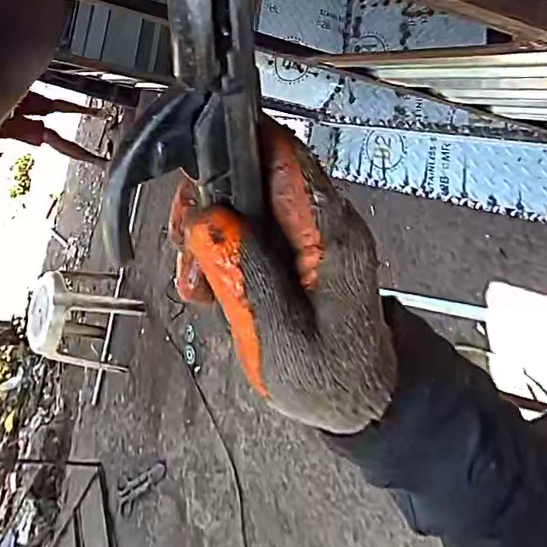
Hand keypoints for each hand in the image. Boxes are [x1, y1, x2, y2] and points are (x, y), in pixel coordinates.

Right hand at [169, 118, 395, 432]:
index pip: (284, 153)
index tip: (195, 164)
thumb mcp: (280, 337)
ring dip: (208, 228)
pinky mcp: (291, 242)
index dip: (237, 143)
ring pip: (240, 196)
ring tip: (199, 276)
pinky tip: (211, 282)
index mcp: (328, 231)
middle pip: (252, 170)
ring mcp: (305, 228)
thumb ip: (244, 273)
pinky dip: (219, 246)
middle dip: (208, 199)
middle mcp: (320, 218)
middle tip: (188, 244)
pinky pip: (245, 223)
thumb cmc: (328, 379)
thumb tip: (209, 217)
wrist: (358, 403)